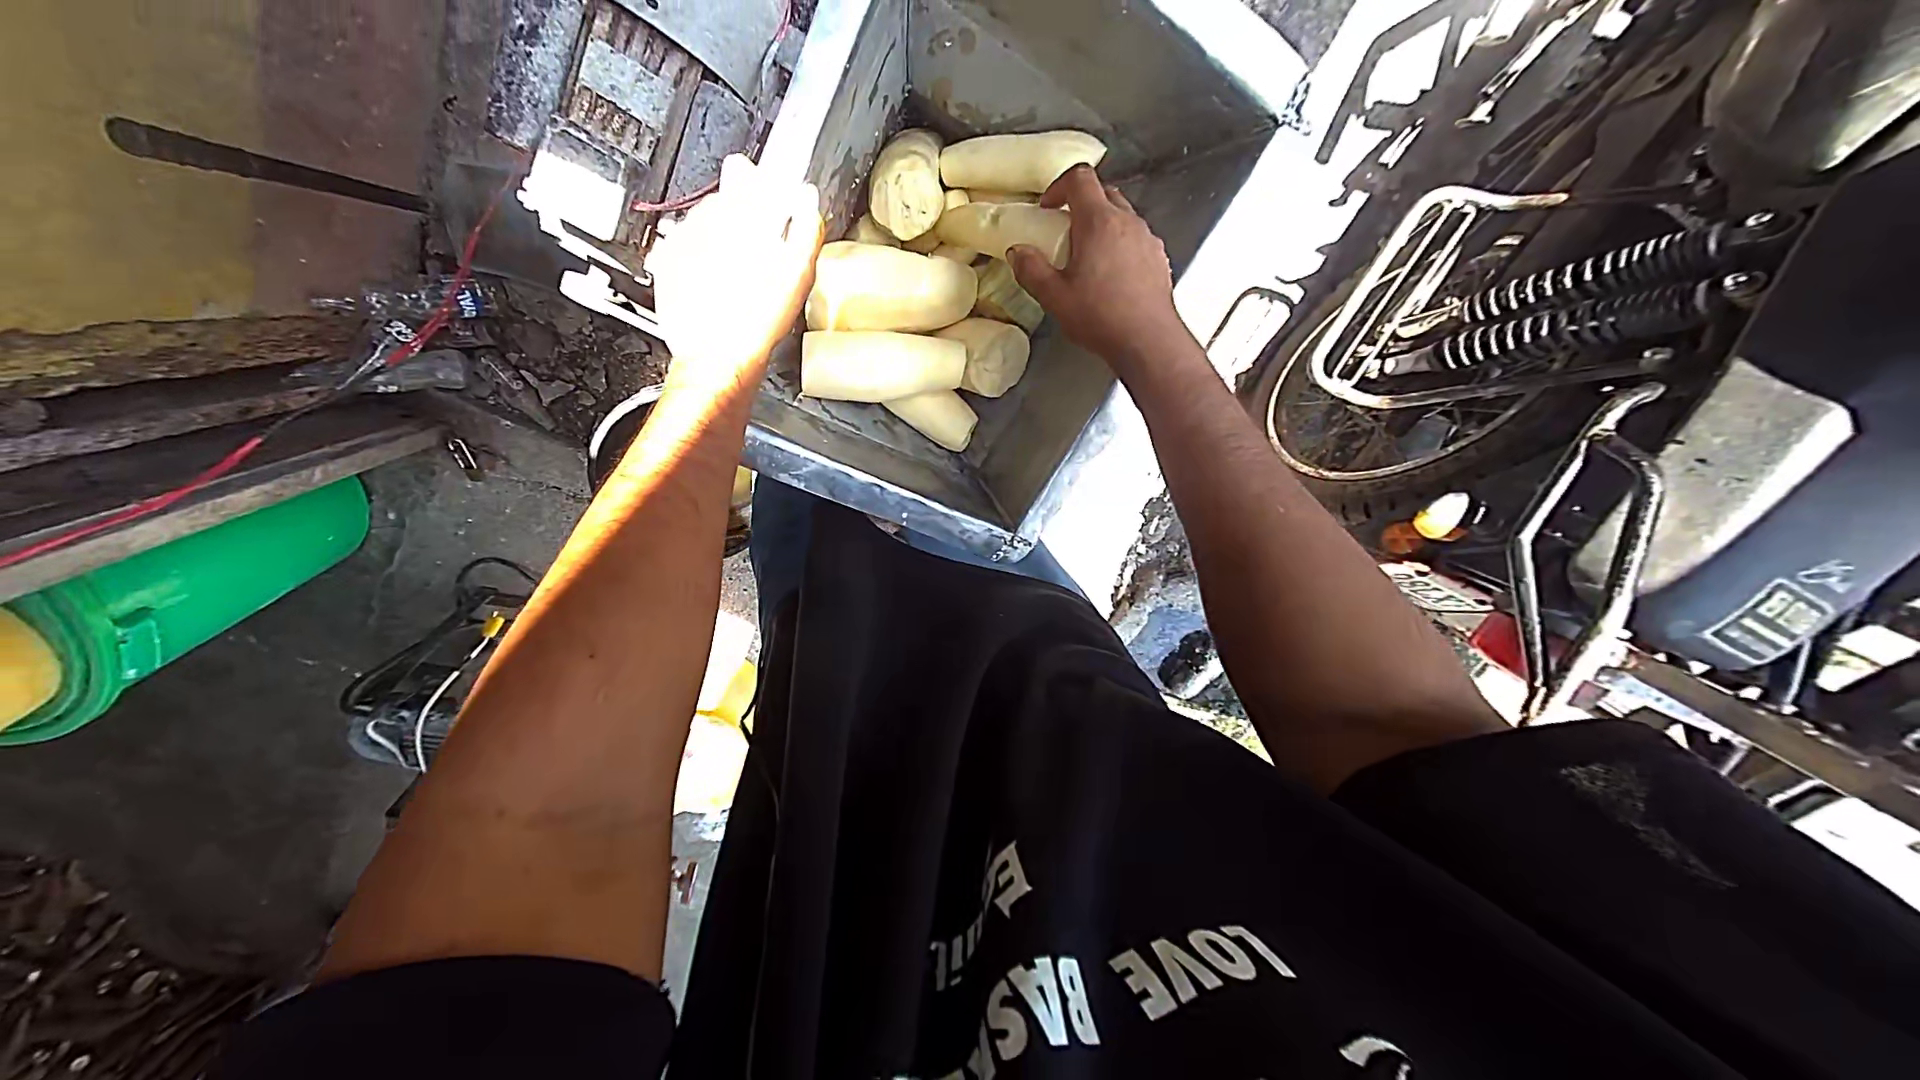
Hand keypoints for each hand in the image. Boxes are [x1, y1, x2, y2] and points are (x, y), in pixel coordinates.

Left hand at [644, 155, 823, 383]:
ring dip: (721, 242)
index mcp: (737, 214)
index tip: (771, 203)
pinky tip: (719, 285)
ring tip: (740, 277)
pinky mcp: (665, 266)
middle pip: (722, 202)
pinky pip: (685, 251)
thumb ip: (805, 228)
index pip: (743, 171)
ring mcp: (679, 242)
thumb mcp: (797, 273)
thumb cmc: (756, 320)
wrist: (716, 357)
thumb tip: (806, 199)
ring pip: (703, 227)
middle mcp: (701, 220)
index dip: (760, 186)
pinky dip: (701, 262)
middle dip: (742, 221)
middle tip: (761, 254)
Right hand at [1006, 165, 1184, 373]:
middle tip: (1063, 233)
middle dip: (1080, 206)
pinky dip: (1119, 245)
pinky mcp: (1159, 258)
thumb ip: (1031, 269)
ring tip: (1086, 258)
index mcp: (1098, 222)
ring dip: (1101, 226)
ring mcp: (1147, 239)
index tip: (1048, 208)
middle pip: (1103, 193)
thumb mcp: (1054, 297)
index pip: (1080, 178)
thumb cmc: (1101, 317)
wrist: (1147, 341)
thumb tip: (1017, 252)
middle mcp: (1127, 222)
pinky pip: (1135, 239)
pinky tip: (1109, 276)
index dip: (1059, 187)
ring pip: (1122, 216)